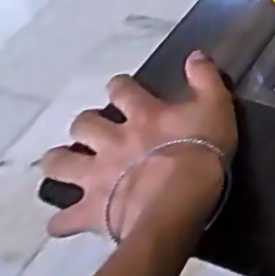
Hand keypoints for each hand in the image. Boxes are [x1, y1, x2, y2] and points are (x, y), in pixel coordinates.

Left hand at [39, 51, 236, 241]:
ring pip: (60, 164)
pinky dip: (62, 221)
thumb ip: (205, 77)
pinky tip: (64, 221)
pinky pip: (64, 220)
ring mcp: (97, 176)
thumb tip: (194, 54)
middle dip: (84, 125)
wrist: (181, 199)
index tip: (119, 88)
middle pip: (83, 125)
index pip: (122, 90)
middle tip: (92, 130)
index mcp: (143, 114)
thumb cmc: (202, 149)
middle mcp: (112, 140)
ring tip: (62, 164)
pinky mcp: (92, 210)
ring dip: (58, 162)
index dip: (118, 86)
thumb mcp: (216, 105)